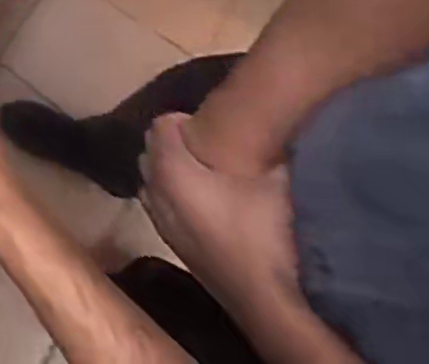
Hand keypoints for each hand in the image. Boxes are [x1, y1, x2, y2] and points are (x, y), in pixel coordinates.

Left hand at [141, 112, 298, 310]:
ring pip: (150, 176)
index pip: (161, 125)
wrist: (272, 307)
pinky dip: (169, 193)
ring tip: (203, 170)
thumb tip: (274, 131)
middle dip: (171, 141)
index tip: (207, 123)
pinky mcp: (170, 241)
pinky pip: (157, 202)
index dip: (182, 120)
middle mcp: (154, 189)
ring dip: (167, 168)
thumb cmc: (270, 237)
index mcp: (171, 168)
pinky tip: (201, 201)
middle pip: (151, 148)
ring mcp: (158, 218)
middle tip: (205, 143)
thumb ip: (270, 151)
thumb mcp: (277, 183)